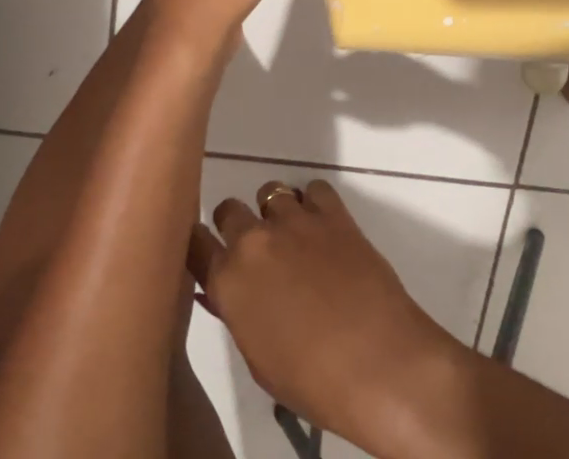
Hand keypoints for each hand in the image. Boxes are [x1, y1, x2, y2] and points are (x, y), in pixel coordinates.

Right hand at [187, 180, 463, 444]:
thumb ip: (237, 314)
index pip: (193, 242)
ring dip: (277, 213)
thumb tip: (225, 294)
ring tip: (295, 238)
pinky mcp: (335, 215)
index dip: (199, 245)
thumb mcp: (258, 357)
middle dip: (238, 226)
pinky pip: (314, 189)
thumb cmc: (310, 379)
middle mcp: (254, 241)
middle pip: (229, 209)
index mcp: (226, 280)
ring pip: (271, 193)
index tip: (208, 252)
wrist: (376, 363)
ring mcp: (295, 222)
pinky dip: (314, 202)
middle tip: (258, 251)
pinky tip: (324, 227)